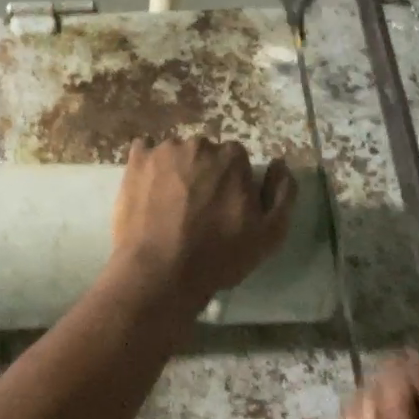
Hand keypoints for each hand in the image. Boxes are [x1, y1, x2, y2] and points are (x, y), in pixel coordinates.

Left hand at [109, 137, 297, 302]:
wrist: (161, 273)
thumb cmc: (220, 256)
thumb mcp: (270, 234)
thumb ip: (283, 193)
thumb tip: (279, 164)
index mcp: (233, 157)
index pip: (236, 160)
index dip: (232, 184)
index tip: (225, 208)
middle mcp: (200, 144)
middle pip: (206, 154)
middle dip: (205, 174)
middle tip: (198, 210)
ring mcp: (164, 151)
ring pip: (177, 154)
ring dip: (177, 170)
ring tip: (170, 205)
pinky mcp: (136, 161)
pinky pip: (144, 150)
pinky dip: (148, 163)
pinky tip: (148, 187)